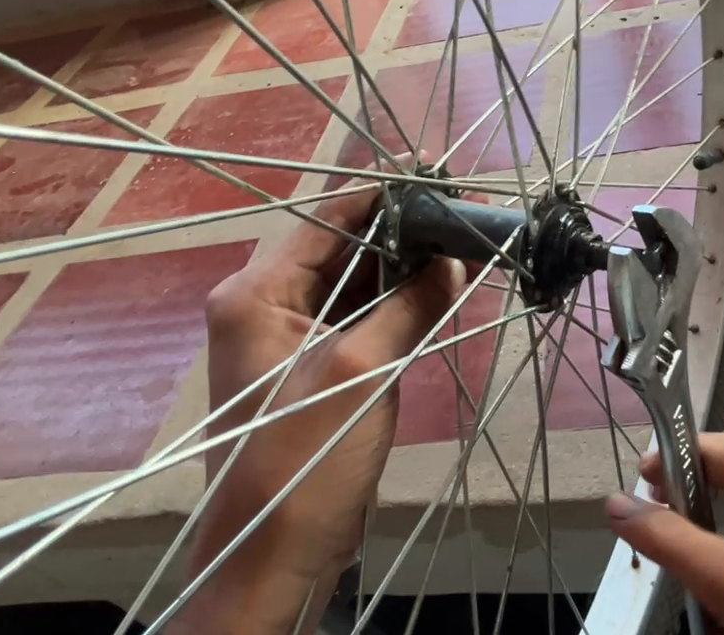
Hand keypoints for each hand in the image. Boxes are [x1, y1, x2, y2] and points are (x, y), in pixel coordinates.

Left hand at [178, 188, 463, 634]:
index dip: (383, 190)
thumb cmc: (306, 456)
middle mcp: (270, 303)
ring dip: (410, 264)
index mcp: (258, 293)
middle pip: (347, 245)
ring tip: (465, 237)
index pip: (329, 218)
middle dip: (406, 228)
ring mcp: (296, 334)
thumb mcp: (363, 369)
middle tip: (462, 206)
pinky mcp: (322, 363)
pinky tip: (447, 284)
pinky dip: (404, 299)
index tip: (433, 167)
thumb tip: (453, 256)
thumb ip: (410, 303)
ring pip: (361, 279)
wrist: (278, 556)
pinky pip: (366, 314)